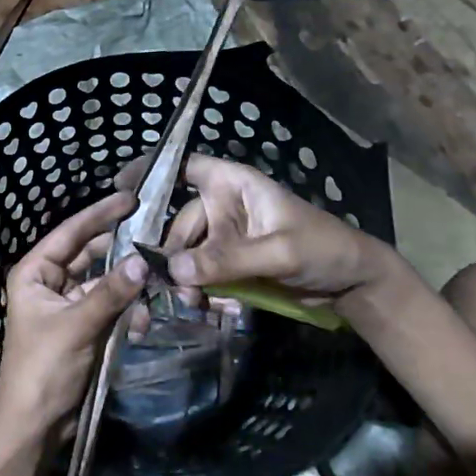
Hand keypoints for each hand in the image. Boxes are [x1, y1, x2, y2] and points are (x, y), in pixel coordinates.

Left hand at [0, 191, 146, 443]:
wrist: (35, 426)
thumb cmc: (44, 369)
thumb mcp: (78, 327)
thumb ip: (111, 293)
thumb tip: (143, 260)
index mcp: (34, 273)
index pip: (70, 233)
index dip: (100, 214)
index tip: (132, 197)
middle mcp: (49, 283)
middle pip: (90, 255)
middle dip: (122, 253)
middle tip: (157, 240)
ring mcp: (67, 306)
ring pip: (105, 283)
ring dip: (128, 288)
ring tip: (156, 289)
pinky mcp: (83, 327)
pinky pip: (109, 308)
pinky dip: (126, 313)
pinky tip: (141, 325)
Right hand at [163, 154, 403, 304]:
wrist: (353, 286)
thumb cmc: (323, 249)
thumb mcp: (278, 252)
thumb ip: (226, 260)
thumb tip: (173, 269)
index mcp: (235, 186)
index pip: (187, 168)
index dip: (154, 172)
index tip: (121, 189)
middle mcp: (224, 208)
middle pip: (178, 222)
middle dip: (170, 253)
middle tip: (170, 284)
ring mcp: (226, 239)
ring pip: (187, 255)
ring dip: (185, 279)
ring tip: (192, 303)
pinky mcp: (230, 266)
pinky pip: (202, 275)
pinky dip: (201, 291)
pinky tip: (211, 307)